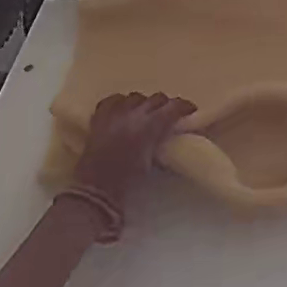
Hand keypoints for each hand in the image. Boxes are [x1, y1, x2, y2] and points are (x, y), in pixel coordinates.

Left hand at [73, 93, 196, 207]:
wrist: (96, 190)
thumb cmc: (128, 181)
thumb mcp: (152, 161)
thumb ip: (161, 141)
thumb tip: (169, 133)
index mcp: (150, 126)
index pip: (173, 107)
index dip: (184, 106)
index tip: (190, 110)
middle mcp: (133, 114)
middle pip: (156, 98)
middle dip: (165, 105)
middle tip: (168, 114)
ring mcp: (115, 113)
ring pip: (135, 96)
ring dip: (143, 104)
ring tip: (143, 113)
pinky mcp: (99, 116)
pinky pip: (113, 100)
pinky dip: (120, 103)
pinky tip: (122, 110)